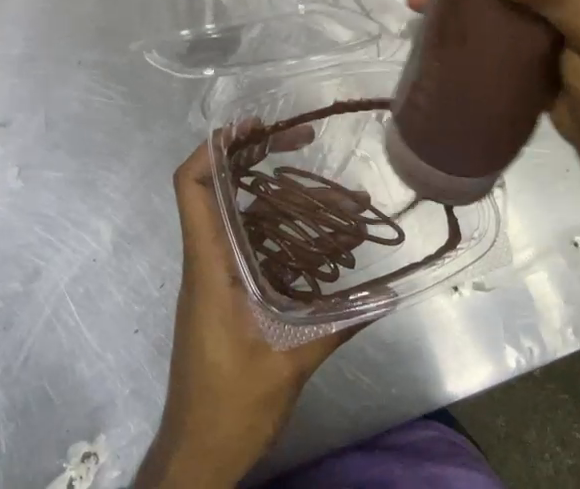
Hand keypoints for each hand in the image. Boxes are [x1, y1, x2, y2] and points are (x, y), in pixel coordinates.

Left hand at [136, 145, 356, 488]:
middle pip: (214, 191)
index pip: (191, 189)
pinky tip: (314, 235)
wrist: (198, 453)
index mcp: (209, 268)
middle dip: (252, 158)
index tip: (253, 127)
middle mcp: (206, 264)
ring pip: (234, 219)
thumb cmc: (232, 405)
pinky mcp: (222, 298)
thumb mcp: (290, 363)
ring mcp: (212, 281)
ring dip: (271, 197)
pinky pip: (244, 247)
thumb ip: (339, 325)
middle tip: (300, 142)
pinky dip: (274, 231)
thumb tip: (388, 295)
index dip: (213, 148)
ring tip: (322, 185)